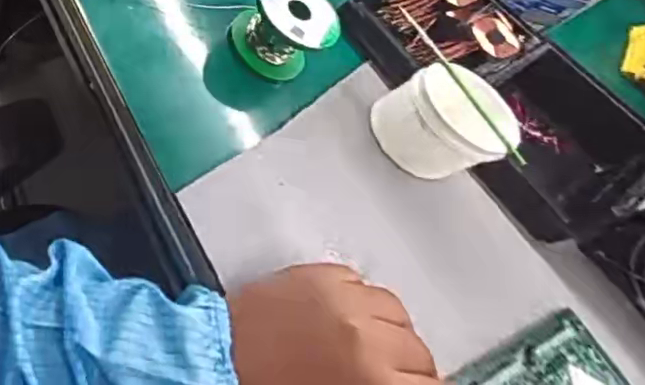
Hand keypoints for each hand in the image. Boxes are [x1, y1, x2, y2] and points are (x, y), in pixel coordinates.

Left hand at [228, 264, 439, 384]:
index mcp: (376, 381)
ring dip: (387, 327)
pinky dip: (357, 296)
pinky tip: (345, 313)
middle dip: (407, 367)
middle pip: (418, 350)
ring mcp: (337, 297)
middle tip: (388, 375)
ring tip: (368, 342)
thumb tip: (408, 380)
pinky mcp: (313, 271)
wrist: (226, 357)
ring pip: (394, 309)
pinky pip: (356, 279)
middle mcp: (363, 334)